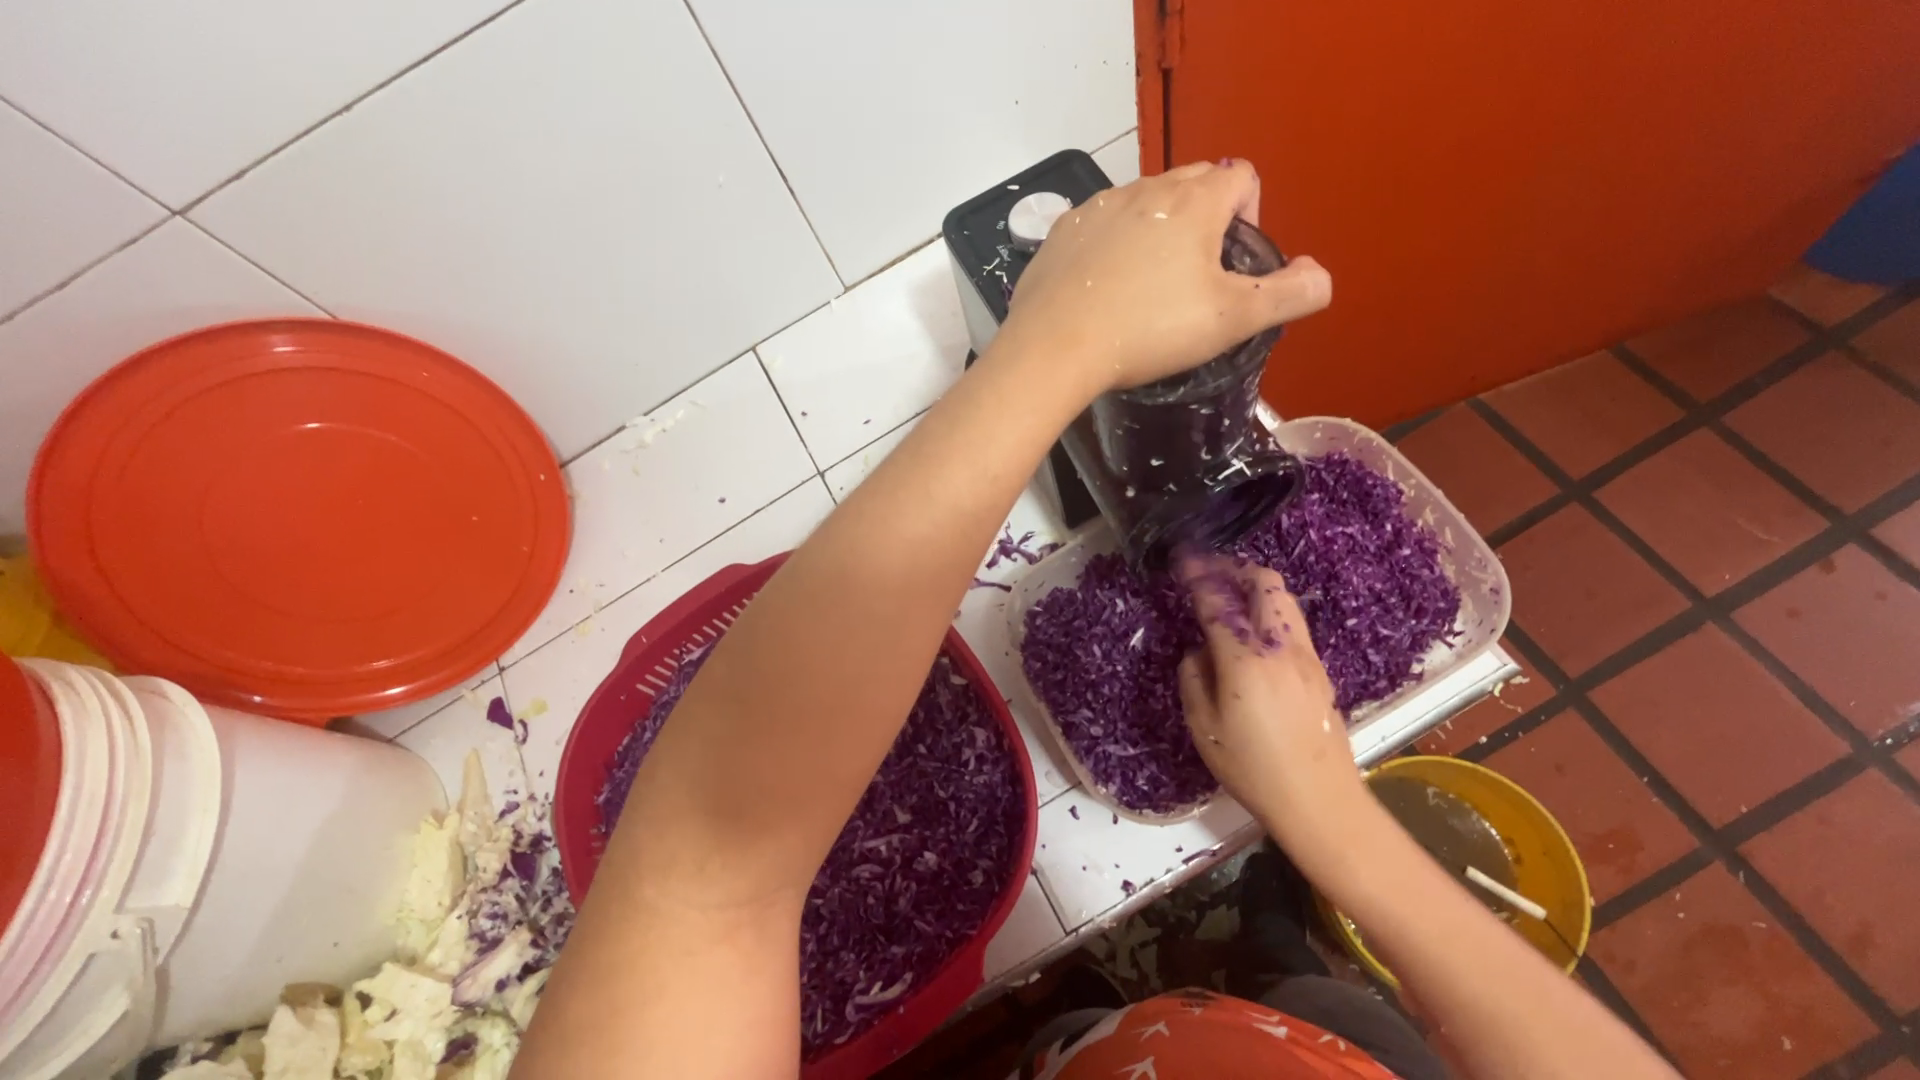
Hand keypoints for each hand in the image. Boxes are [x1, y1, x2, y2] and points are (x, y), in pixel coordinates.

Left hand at [997, 159, 1330, 393]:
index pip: (1242, 176)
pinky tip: (1105, 291)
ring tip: (1148, 289)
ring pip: (1144, 204)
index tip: (1235, 265)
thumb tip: (1319, 276)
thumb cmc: (1149, 330)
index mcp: (1195, 200)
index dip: (1252, 215)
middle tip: (1196, 279)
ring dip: (1158, 232)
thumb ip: (1289, 294)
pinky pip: (1100, 227)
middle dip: (1206, 220)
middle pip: (1193, 183)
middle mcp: (1145, 188)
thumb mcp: (1232, 319)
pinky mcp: (1062, 233)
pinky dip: (1112, 248)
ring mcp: (1097, 207)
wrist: (1054, 347)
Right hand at [1175, 555, 1365, 845]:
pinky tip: (1252, 630)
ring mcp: (1307, 657)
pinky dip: (1269, 611)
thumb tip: (1198, 652)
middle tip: (1208, 570)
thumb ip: (1194, 678)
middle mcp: (1281, 647)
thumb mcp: (1204, 727)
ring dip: (1255, 587)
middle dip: (1234, 568)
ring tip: (1229, 595)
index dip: (1198, 575)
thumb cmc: (1253, 768)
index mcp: (1246, 659)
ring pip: (1284, 600)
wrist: (1319, 800)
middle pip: (1265, 584)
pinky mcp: (1319, 671)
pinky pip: (1292, 623)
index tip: (1182, 560)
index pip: (1218, 602)